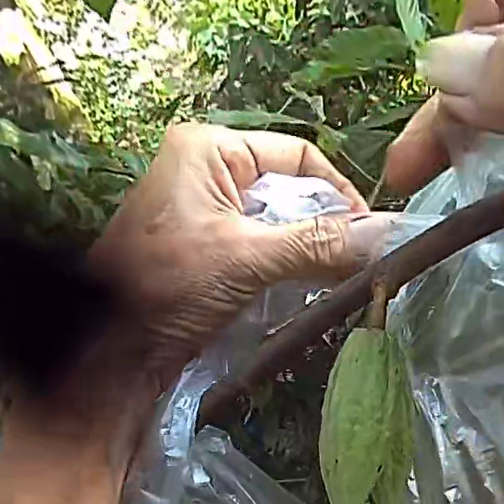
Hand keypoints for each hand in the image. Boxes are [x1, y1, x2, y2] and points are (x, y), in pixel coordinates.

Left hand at [0, 123, 389, 503]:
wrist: (115, 352)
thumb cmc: (169, 288)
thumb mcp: (247, 259)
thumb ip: (318, 245)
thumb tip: (389, 238)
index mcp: (210, 151)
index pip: (299, 157)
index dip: (341, 194)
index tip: (369, 238)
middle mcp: (211, 176)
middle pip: (294, 194)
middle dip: (328, 231)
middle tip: (359, 268)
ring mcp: (211, 219)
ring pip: (284, 229)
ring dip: (313, 258)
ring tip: (340, 286)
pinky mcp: (214, 258)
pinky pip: (268, 256)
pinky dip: (292, 276)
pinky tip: (310, 297)